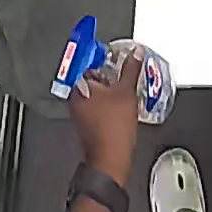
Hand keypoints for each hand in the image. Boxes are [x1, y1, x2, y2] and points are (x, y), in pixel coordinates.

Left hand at [70, 51, 142, 183]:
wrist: (111, 160)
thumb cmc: (114, 127)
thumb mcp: (127, 92)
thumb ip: (131, 69)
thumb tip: (136, 53)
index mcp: (79, 84)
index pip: (85, 58)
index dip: (99, 52)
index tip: (111, 51)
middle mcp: (75, 95)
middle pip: (89, 72)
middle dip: (105, 69)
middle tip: (120, 65)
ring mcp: (79, 108)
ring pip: (93, 88)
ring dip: (107, 83)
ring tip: (123, 81)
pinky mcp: (87, 119)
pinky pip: (95, 101)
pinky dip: (106, 97)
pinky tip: (120, 99)